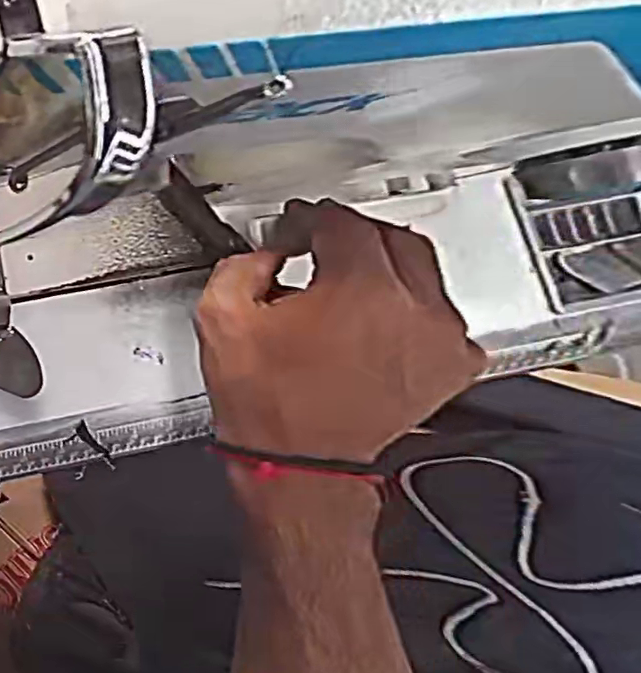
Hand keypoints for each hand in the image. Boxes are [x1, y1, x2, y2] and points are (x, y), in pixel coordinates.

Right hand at [193, 199, 484, 464]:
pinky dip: (404, 304)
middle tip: (317, 240)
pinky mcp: (452, 362)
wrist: (297, 455)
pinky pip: (437, 312)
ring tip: (338, 282)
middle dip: (351, 233)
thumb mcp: (219, 319)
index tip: (294, 222)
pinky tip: (366, 318)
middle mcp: (415, 307)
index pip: (343, 225)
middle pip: (395, 239)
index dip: (311, 217)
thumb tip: (261, 255)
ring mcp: (442, 336)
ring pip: (423, 274)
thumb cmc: (263, 397)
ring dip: (381, 267)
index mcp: (359, 290)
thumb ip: (238, 268)